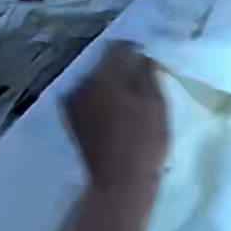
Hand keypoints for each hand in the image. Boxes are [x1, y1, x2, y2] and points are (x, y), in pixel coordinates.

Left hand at [62, 41, 168, 191]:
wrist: (119, 182)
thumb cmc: (144, 142)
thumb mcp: (156, 104)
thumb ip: (147, 73)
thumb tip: (142, 55)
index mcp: (104, 75)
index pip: (118, 47)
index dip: (136, 50)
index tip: (151, 61)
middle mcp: (82, 82)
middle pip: (104, 64)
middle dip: (122, 68)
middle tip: (143, 81)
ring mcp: (74, 102)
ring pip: (96, 82)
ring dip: (112, 85)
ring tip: (132, 99)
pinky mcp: (73, 120)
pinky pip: (90, 98)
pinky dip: (103, 100)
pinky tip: (117, 113)